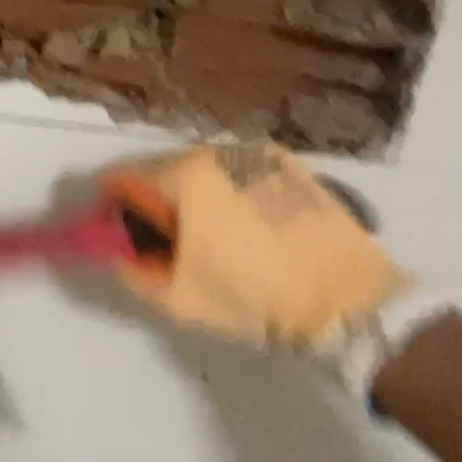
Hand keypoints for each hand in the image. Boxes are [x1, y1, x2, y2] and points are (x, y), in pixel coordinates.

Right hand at [101, 143, 410, 353]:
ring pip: (202, 172)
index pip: (118, 179)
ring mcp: (258, 157)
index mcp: (181, 175)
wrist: (355, 308)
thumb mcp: (177, 298)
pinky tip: (251, 229)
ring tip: (216, 240)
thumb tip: (105, 251)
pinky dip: (233, 195)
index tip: (124, 239)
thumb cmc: (256, 298)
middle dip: (154, 204)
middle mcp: (215, 153)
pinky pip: (241, 175)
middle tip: (171, 245)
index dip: (112, 210)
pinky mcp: (294, 169)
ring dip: (194, 198)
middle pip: (159, 172)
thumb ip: (127, 270)